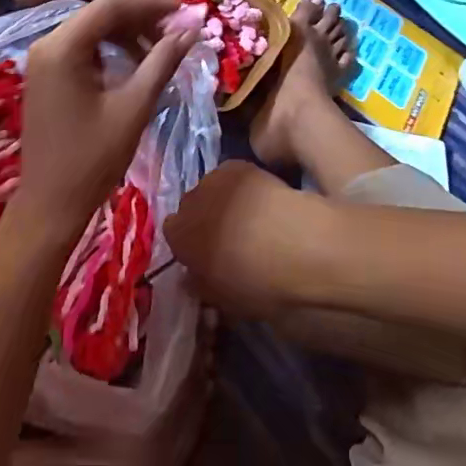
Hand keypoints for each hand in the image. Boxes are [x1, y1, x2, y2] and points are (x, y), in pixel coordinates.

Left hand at [9, 0, 196, 235]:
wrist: (50, 204)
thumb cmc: (93, 159)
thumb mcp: (134, 107)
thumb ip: (162, 62)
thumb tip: (191, 28)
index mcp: (62, 47)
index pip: (110, 6)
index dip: (151, 4)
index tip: (185, 11)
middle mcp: (47, 44)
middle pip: (99, 14)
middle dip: (140, 19)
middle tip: (177, 32)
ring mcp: (43, 59)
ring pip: (91, 30)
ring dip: (127, 35)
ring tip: (161, 51)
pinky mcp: (46, 75)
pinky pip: (81, 48)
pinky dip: (110, 50)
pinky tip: (135, 65)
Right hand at [163, 161, 332, 319]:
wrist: (292, 244)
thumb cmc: (256, 283)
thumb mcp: (225, 300)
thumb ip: (202, 286)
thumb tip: (191, 279)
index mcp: (179, 236)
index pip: (173, 233)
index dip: (190, 243)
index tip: (206, 255)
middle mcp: (188, 202)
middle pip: (191, 207)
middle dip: (205, 219)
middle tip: (230, 237)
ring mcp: (212, 179)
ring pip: (211, 188)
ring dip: (222, 200)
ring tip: (250, 216)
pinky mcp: (237, 166)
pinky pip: (232, 174)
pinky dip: (243, 184)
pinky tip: (261, 198)